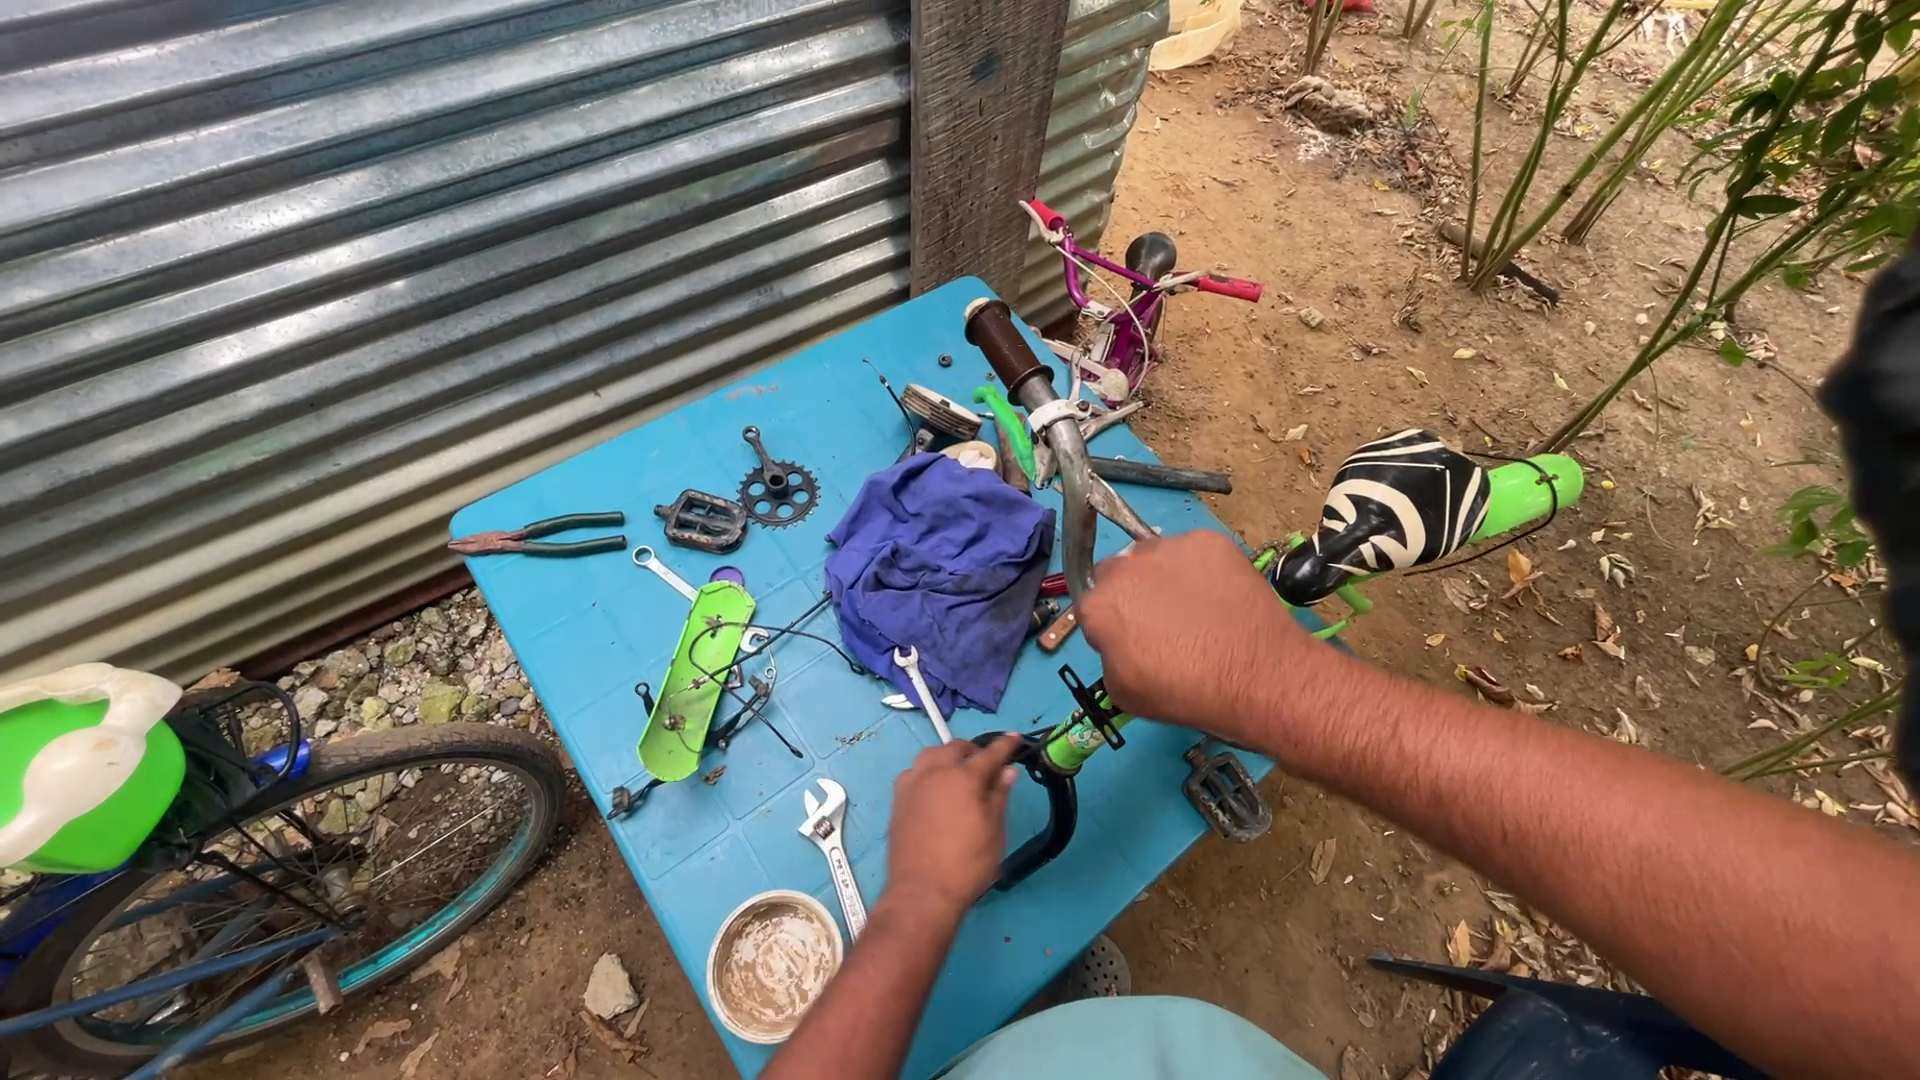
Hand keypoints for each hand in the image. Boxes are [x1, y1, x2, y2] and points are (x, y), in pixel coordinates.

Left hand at [883, 736, 1020, 918]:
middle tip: (988, 762)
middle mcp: (935, 773)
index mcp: (963, 778)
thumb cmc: (966, 865)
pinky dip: (928, 771)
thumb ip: (999, 796)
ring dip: (948, 756)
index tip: (1014, 737)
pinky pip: (914, 772)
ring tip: (959, 770)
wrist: (922, 893)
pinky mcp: (898, 799)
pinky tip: (934, 786)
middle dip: (974, 750)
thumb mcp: (993, 832)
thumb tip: (1007, 770)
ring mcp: (913, 784)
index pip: (989, 754)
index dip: (1004, 745)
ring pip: (931, 755)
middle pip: (956, 748)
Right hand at [1077, 530, 1329, 741]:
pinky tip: (1220, 596)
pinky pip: (1193, 551)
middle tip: (1162, 622)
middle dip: (1132, 593)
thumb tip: (1119, 639)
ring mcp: (1169, 548)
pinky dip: (1201, 568)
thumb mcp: (1123, 692)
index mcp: (1099, 605)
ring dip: (1164, 576)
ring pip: (1155, 557)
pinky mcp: (1208, 540)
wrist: (1256, 675)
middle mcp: (1126, 567)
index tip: (1133, 640)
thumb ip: (1108, 655)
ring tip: (1197, 608)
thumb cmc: (1185, 692)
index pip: (1092, 607)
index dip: (1112, 625)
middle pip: (1118, 574)